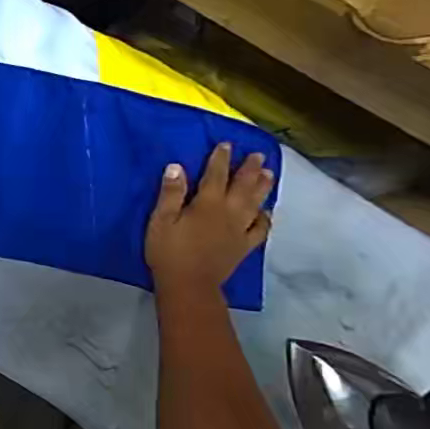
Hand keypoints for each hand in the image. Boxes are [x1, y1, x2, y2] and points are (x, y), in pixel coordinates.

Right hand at [146, 142, 273, 293]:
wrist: (189, 284)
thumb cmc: (168, 251)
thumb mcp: (160, 221)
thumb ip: (170, 194)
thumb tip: (177, 167)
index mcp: (207, 204)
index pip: (215, 175)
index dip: (220, 159)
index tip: (226, 144)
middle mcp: (229, 212)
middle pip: (243, 186)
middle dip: (249, 168)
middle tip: (257, 155)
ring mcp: (240, 230)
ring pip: (256, 203)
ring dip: (263, 186)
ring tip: (269, 173)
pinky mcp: (244, 246)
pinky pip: (260, 228)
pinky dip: (265, 218)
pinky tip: (266, 212)